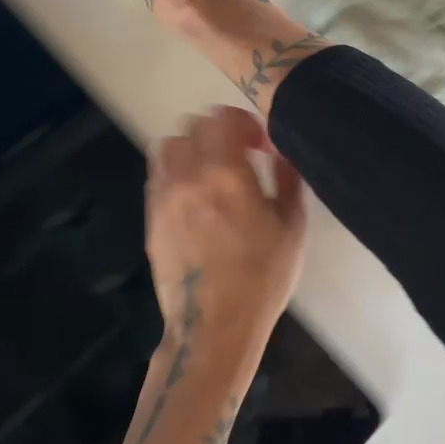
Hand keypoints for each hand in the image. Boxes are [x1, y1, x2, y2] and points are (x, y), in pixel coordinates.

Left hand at [146, 106, 306, 360]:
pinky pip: (158, 176)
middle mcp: (190, 176)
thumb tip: (278, 152)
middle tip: (239, 155)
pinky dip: (176, 172)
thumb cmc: (262, 277)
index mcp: (227, 174)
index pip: (222, 118)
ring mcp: (165, 196)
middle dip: (218, 132)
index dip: (244, 123)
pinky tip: (195, 197)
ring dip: (192, 148)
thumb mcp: (292, 227)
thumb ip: (288, 178)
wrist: (214, 326)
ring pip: (170, 146)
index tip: (259, 145)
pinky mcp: (151, 217)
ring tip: (211, 173)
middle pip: (193, 125)